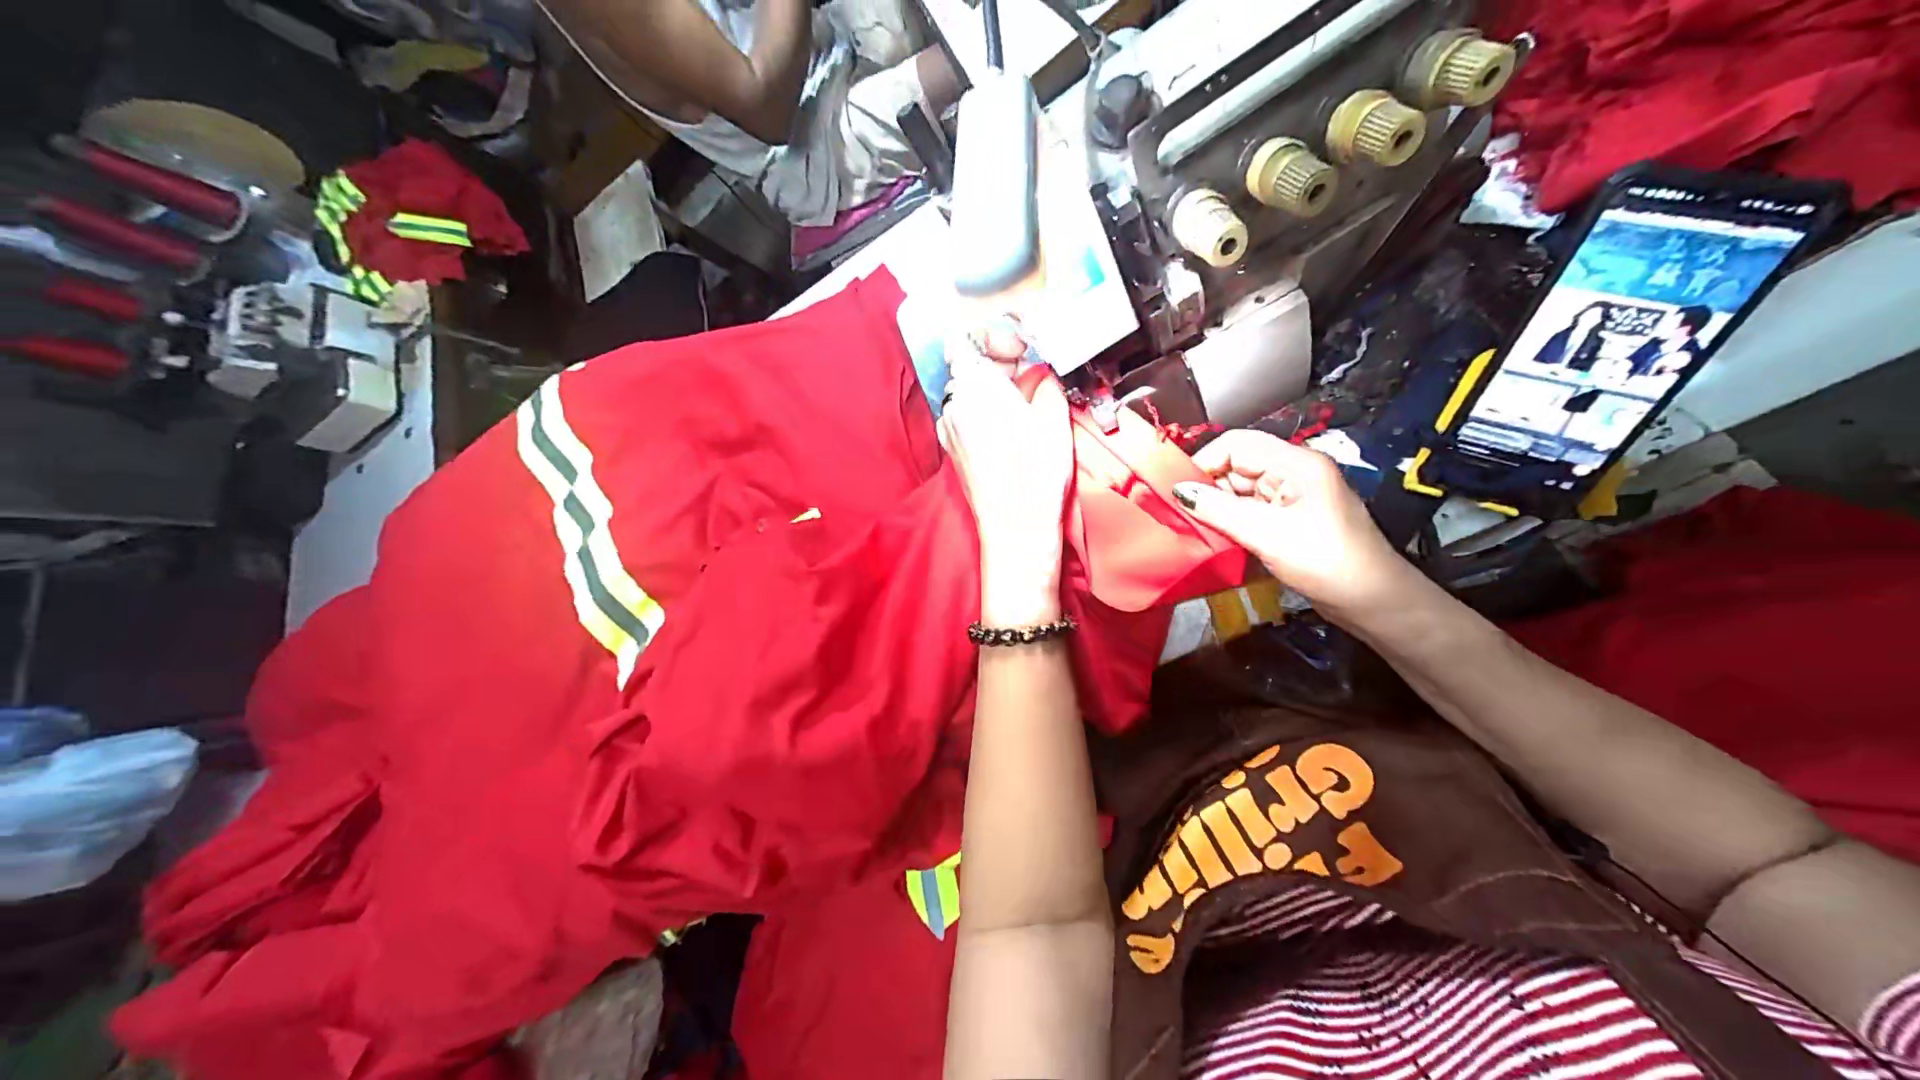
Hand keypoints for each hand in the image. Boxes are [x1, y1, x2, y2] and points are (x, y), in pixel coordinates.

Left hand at [938, 322, 1072, 625]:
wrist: (1016, 528)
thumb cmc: (1034, 478)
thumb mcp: (1053, 418)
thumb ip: (1044, 382)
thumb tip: (1040, 373)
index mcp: (975, 388)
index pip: (967, 339)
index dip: (996, 337)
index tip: (1019, 351)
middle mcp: (954, 406)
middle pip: (970, 366)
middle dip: (1002, 367)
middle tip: (1033, 381)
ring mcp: (949, 429)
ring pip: (969, 393)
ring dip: (995, 392)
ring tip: (1028, 409)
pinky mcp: (953, 449)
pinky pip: (968, 417)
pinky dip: (987, 414)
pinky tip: (1015, 431)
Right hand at [1171, 430, 1418, 625]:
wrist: (1373, 601)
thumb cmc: (1325, 562)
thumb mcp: (1267, 534)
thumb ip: (1219, 509)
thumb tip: (1177, 491)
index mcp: (1297, 463)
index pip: (1237, 443)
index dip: (1204, 461)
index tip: (1177, 490)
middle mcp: (1294, 472)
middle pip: (1237, 465)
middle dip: (1208, 486)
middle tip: (1183, 514)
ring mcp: (1293, 496)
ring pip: (1240, 489)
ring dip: (1218, 506)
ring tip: (1197, 528)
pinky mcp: (1290, 518)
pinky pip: (1251, 509)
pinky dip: (1231, 520)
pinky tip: (1217, 536)